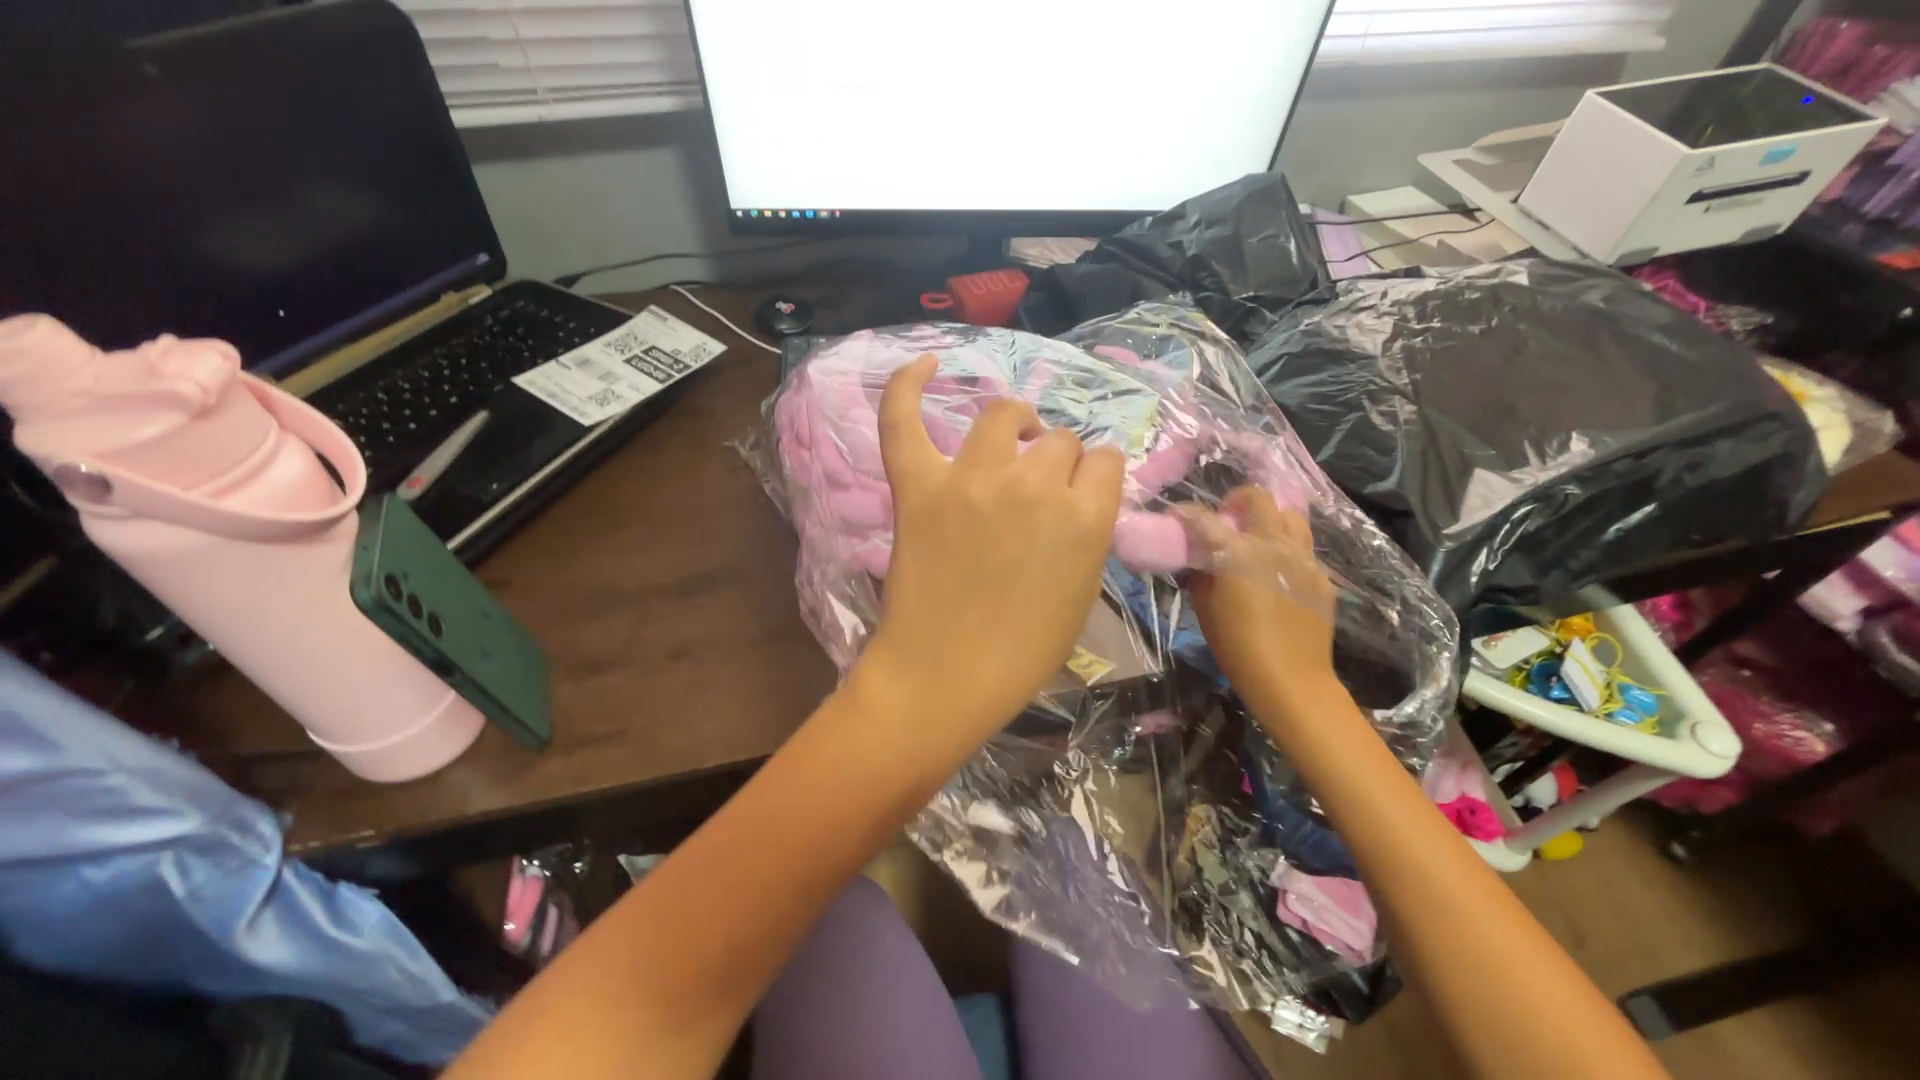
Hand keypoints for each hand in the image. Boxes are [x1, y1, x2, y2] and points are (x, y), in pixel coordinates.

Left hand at [854, 354, 1125, 748]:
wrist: (946, 677)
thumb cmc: (1023, 653)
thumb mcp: (1083, 594)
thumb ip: (1087, 535)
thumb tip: (1076, 500)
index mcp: (1086, 517)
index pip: (1104, 461)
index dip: (1095, 479)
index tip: (1083, 497)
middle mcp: (1034, 485)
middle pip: (1059, 440)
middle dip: (1057, 462)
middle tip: (1040, 494)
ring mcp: (972, 480)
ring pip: (1003, 414)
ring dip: (1015, 424)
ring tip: (1011, 440)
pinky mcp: (919, 486)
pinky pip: (904, 419)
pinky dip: (907, 385)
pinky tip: (925, 365)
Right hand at [1185, 488, 1337, 716]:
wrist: (1292, 680)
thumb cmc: (1238, 648)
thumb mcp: (1206, 611)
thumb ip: (1201, 576)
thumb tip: (1200, 559)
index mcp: (1238, 552)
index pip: (1205, 518)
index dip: (1186, 513)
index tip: (1177, 516)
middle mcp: (1274, 544)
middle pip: (1259, 498)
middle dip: (1238, 500)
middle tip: (1227, 518)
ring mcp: (1303, 558)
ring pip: (1290, 516)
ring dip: (1270, 518)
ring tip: (1258, 538)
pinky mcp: (1321, 576)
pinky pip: (1303, 549)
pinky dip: (1287, 550)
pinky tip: (1278, 574)